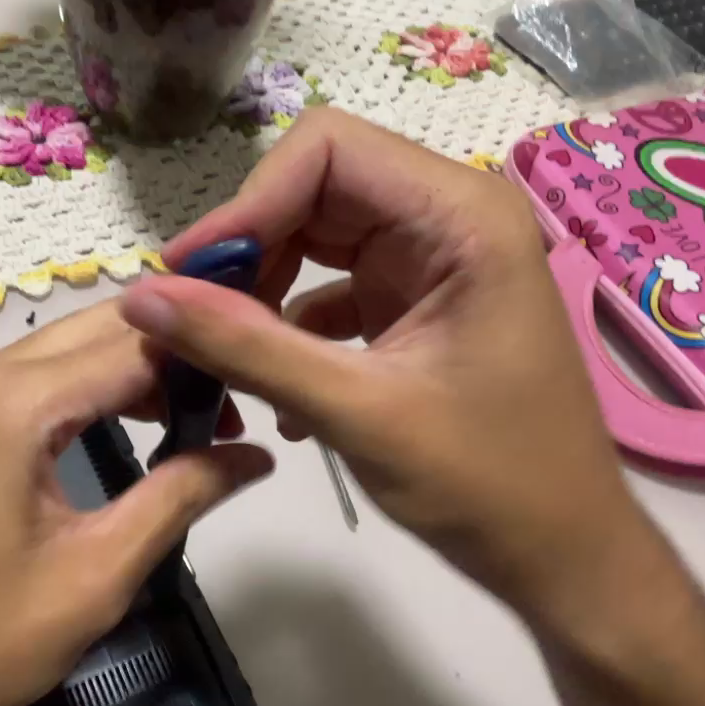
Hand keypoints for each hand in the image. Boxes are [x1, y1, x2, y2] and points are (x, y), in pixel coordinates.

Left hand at [0, 300, 273, 705]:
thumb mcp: (96, 575)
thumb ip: (179, 498)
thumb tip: (255, 457)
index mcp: (21, 402)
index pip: (139, 344)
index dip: (208, 356)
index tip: (265, 383)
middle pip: (107, 327)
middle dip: (178, 351)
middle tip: (240, 400)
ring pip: (77, 345)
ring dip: (140, 366)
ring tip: (202, 418)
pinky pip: (47, 375)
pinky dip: (100, 385)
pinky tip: (139, 422)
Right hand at [120, 108, 642, 615]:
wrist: (564, 556)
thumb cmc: (487, 484)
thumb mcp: (356, 411)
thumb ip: (244, 347)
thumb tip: (140, 299)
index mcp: (461, 216)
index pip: (326, 150)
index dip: (247, 202)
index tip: (189, 275)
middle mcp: (447, 216)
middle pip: (312, 187)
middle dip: (247, 248)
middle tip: (192, 318)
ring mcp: (428, 259)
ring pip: (311, 235)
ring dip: (257, 287)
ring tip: (220, 352)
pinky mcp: (411, 299)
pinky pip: (326, 283)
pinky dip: (285, 323)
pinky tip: (270, 385)